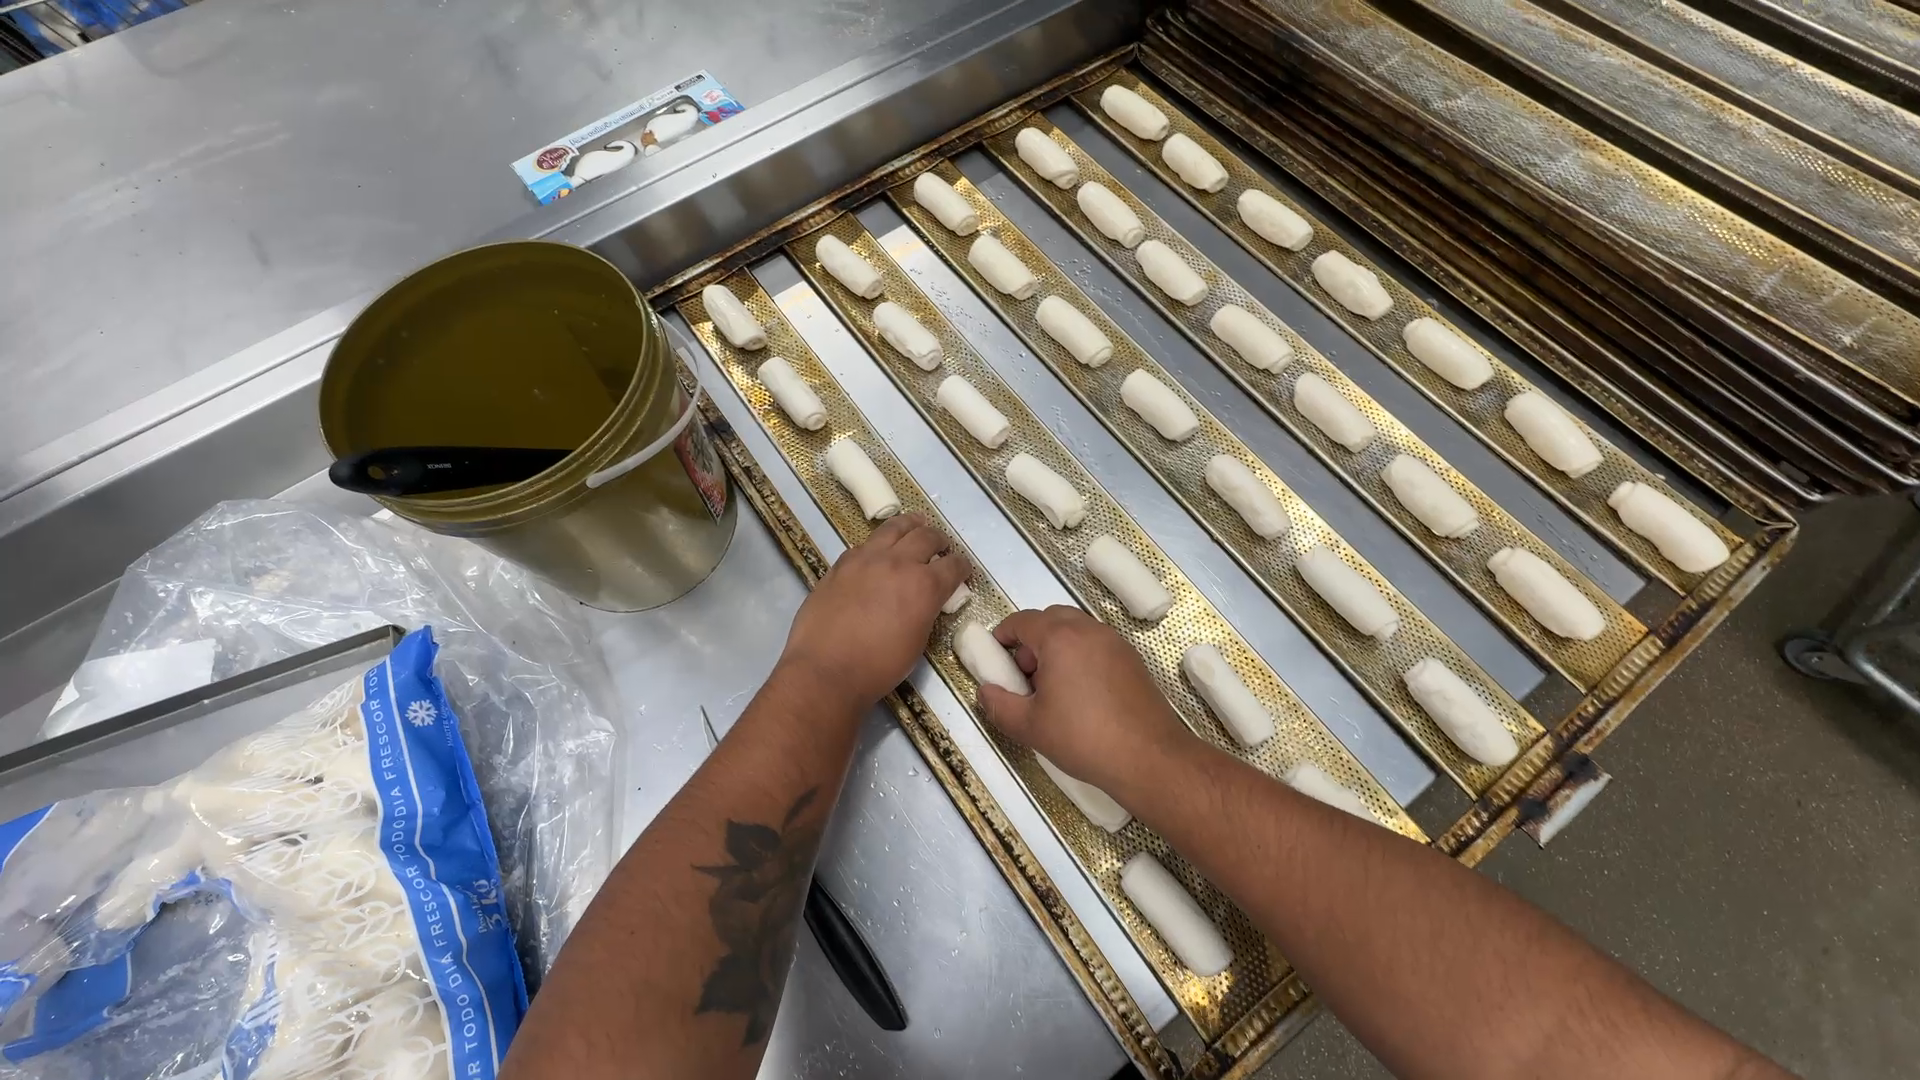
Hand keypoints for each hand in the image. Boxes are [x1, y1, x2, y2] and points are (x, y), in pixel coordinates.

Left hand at [778, 514, 972, 711]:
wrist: (825, 670)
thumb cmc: (877, 668)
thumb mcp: (917, 643)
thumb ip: (926, 612)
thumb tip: (926, 602)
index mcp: (925, 586)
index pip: (954, 566)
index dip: (962, 567)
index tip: (962, 570)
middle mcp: (899, 563)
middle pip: (927, 537)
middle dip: (940, 541)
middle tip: (941, 547)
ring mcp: (867, 559)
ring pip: (894, 528)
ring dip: (911, 526)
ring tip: (915, 526)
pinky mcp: (842, 563)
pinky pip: (866, 543)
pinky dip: (880, 543)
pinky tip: (878, 552)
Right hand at [976, 606, 1195, 796]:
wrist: (1149, 757)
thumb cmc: (1083, 738)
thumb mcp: (1029, 727)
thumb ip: (998, 705)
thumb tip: (985, 691)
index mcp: (1060, 638)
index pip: (1023, 621)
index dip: (1004, 635)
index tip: (996, 656)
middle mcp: (1088, 630)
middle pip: (1051, 619)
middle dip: (1032, 640)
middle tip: (1024, 675)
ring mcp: (1115, 642)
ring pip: (1076, 630)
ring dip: (1057, 647)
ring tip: (1053, 688)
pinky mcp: (1132, 659)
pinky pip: (1097, 645)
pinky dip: (1081, 656)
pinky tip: (1081, 695)